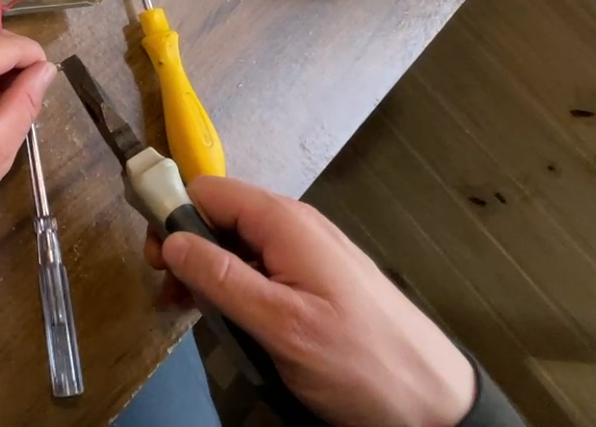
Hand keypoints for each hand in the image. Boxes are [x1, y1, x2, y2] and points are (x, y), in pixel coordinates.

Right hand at [147, 176, 474, 426]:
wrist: (440, 407)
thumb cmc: (358, 362)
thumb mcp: (281, 325)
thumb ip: (222, 277)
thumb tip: (169, 238)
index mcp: (282, 221)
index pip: (207, 191)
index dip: (173, 216)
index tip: (156, 260)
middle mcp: (292, 224)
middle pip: (219, 215)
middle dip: (186, 246)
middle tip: (169, 292)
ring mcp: (306, 250)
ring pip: (237, 242)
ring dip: (206, 269)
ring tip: (188, 309)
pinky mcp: (315, 277)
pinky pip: (260, 264)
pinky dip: (233, 283)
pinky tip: (225, 314)